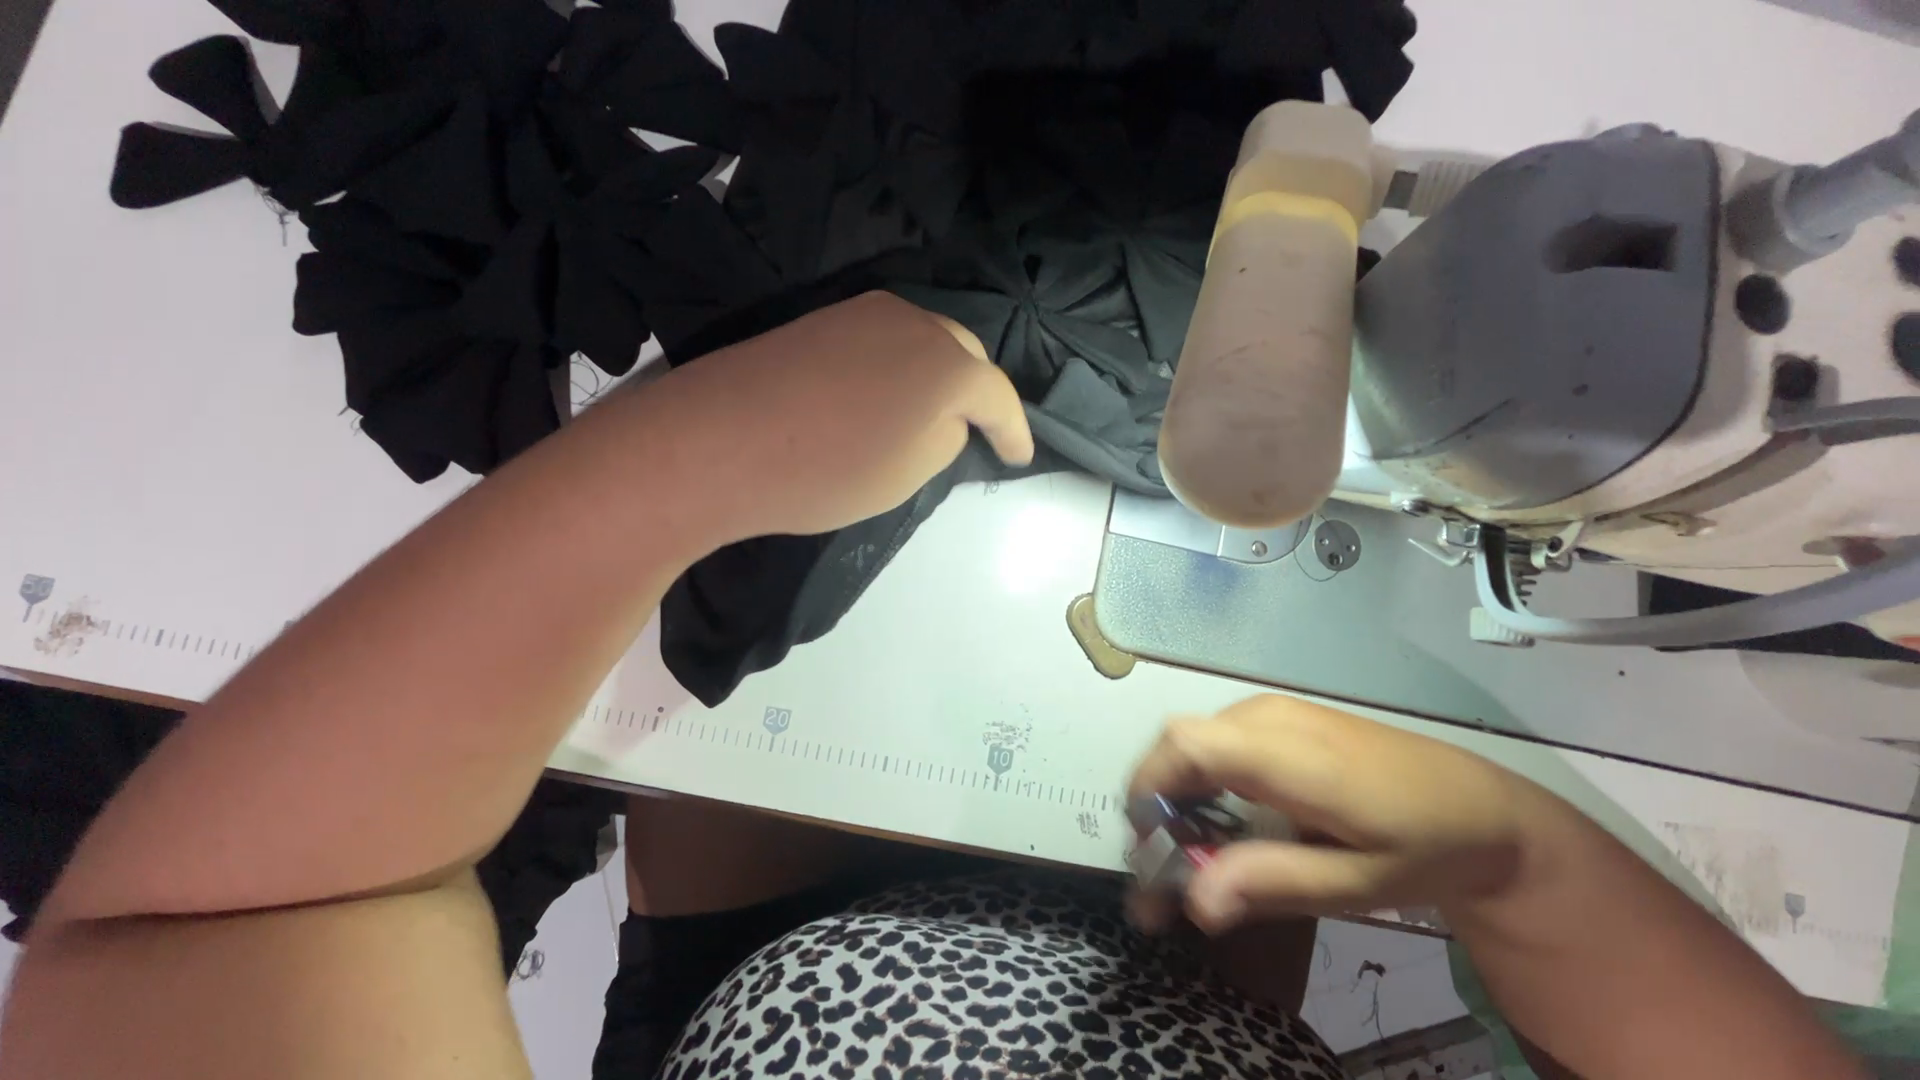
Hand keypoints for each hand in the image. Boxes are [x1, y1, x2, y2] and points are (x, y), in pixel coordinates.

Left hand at [645, 291, 1033, 541]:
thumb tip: (942, 417)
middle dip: (978, 393)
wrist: (717, 442)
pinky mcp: (823, 320)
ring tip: (929, 414)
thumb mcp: (909, 474)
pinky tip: (882, 395)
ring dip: (937, 375)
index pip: (999, 397)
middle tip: (976, 430)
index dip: (1015, 431)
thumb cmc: (828, 471)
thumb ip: (946, 438)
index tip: (1020, 456)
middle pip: (965, 355)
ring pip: (924, 340)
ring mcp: (863, 313)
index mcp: (949, 365)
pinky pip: (883, 339)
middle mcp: (914, 322)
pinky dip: (898, 366)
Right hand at [1127, 696, 1553, 933]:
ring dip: (1175, 797)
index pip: (1187, 744)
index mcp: (1290, 753)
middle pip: (1179, 744)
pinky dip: (1200, 784)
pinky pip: (1217, 744)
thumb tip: (1193, 901)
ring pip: (1192, 744)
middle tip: (1159, 871)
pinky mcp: (1279, 720)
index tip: (1142, 849)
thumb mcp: (1358, 882)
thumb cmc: (1426, 847)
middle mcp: (1268, 717)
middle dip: (1154, 803)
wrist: (1485, 809)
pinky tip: (1220, 829)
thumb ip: (1273, 883)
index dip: (1147, 789)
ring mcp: (1274, 712)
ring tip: (1186, 859)